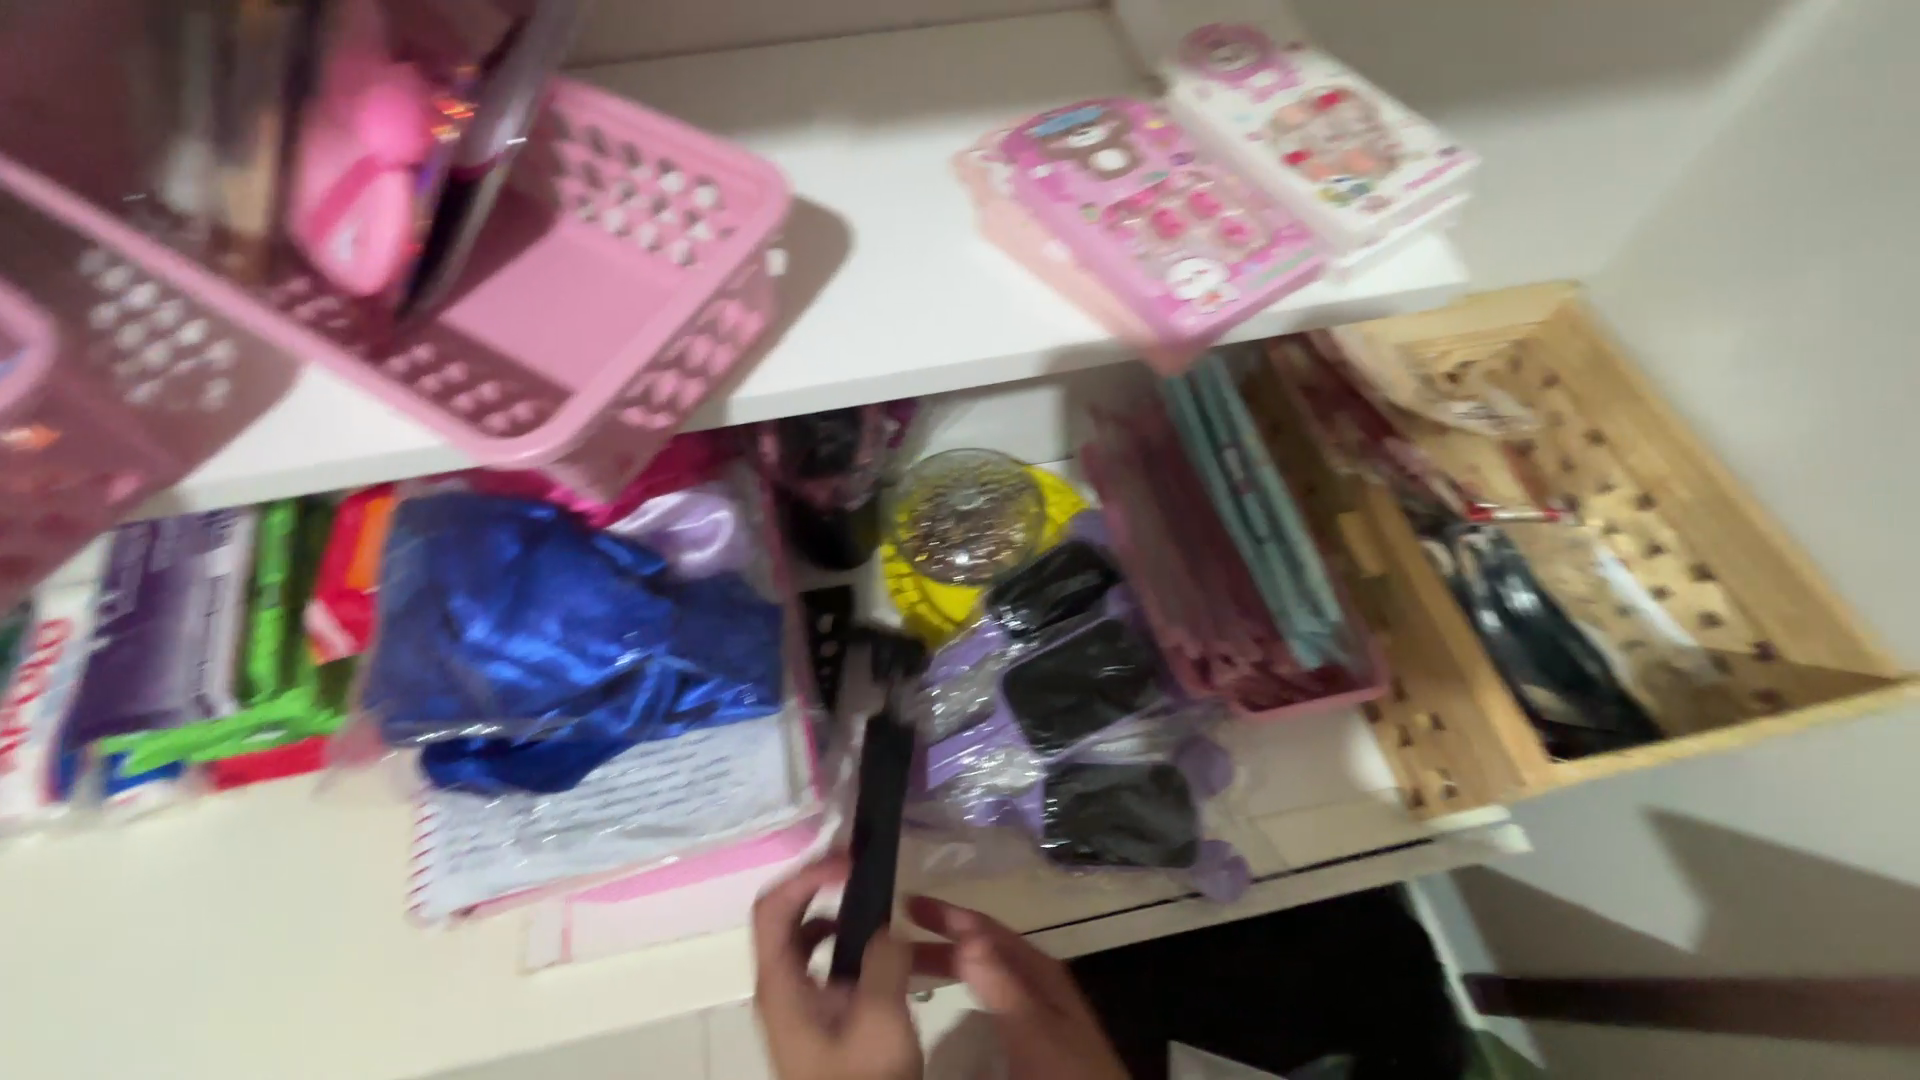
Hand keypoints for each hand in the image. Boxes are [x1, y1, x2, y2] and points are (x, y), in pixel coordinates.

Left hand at [752, 854, 924, 1079]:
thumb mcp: (881, 1022)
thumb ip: (884, 961)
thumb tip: (886, 922)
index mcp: (779, 984)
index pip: (772, 908)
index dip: (805, 875)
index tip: (849, 862)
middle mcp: (777, 986)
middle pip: (784, 915)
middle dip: (819, 884)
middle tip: (862, 870)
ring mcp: (793, 1001)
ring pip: (803, 936)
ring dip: (833, 910)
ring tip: (873, 902)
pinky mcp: (813, 1014)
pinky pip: (820, 960)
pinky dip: (843, 939)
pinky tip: (876, 947)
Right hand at [906, 896, 1127, 1079]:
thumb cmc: (1068, 1073)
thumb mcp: (1033, 1030)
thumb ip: (1001, 984)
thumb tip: (965, 934)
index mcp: (1037, 969)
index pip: (986, 928)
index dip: (948, 913)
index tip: (906, 903)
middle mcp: (1035, 979)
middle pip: (982, 946)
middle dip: (941, 937)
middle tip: (895, 937)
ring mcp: (1033, 1007)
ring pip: (984, 971)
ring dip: (950, 961)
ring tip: (910, 965)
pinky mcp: (1030, 1035)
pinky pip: (988, 997)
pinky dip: (963, 988)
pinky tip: (948, 1001)